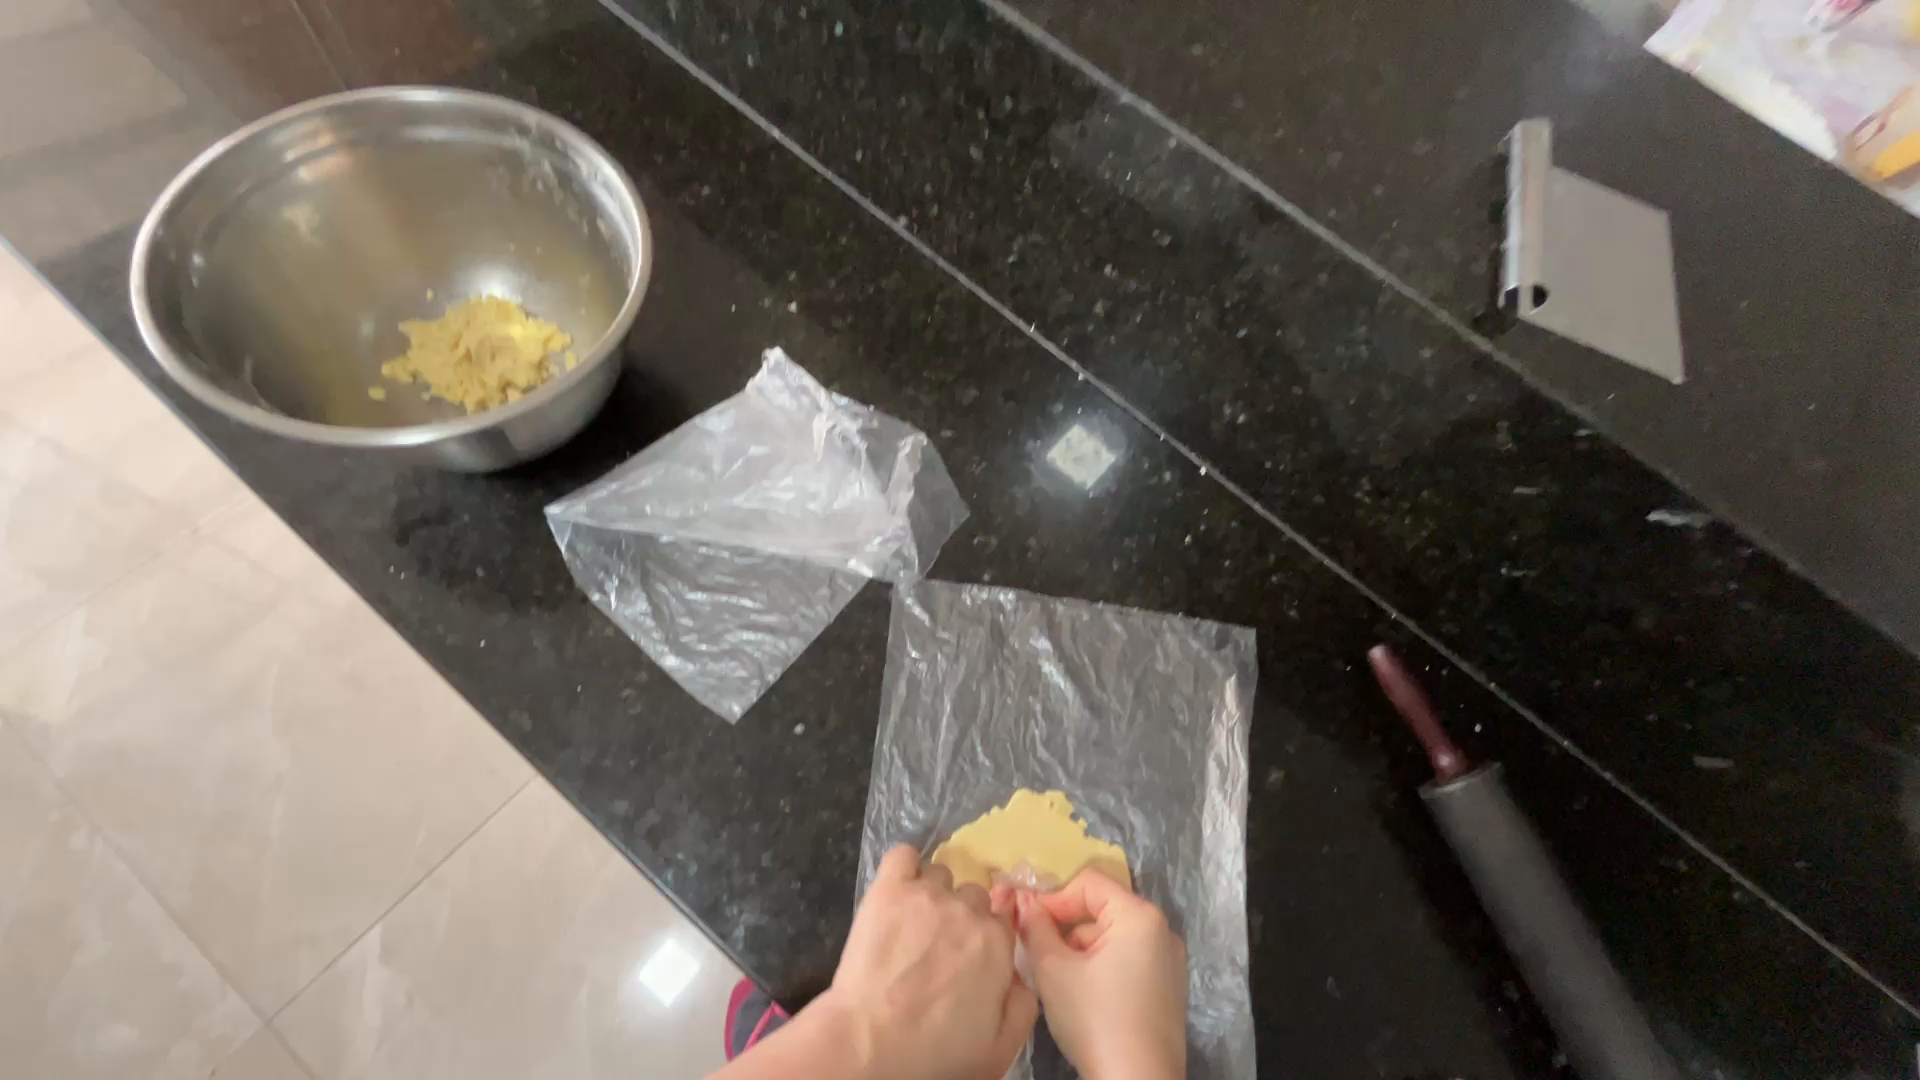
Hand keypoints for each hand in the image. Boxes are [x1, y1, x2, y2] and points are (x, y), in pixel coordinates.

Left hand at [820, 844, 1037, 1079]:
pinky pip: (904, 855)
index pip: (1002, 919)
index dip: (986, 936)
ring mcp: (928, 893)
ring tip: (913, 922)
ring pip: (940, 874)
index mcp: (997, 943)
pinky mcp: (890, 887)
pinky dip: (904, 866)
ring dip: (932, 892)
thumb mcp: (998, 1050)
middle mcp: (967, 909)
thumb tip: (1021, 977)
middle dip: (960, 916)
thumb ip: (1022, 1007)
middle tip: (939, 945)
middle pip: (972, 895)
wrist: (871, 1044)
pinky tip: (898, 886)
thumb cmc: (935, 1053)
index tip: (970, 954)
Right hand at [1015, 870, 1187, 1079]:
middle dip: (1065, 925)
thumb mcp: (1054, 969)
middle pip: (1102, 908)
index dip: (1054, 898)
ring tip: (1056, 975)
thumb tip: (1022, 899)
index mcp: (1140, 916)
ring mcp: (1169, 961)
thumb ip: (1035, 926)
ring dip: (1080, 947)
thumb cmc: (1095, 1020)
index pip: (1089, 883)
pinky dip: (1101, 965)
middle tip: (1036, 947)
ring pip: (1113, 935)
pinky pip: (1128, 958)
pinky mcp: (1168, 989)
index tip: (1027, 921)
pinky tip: (1081, 992)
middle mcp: (1162, 930)